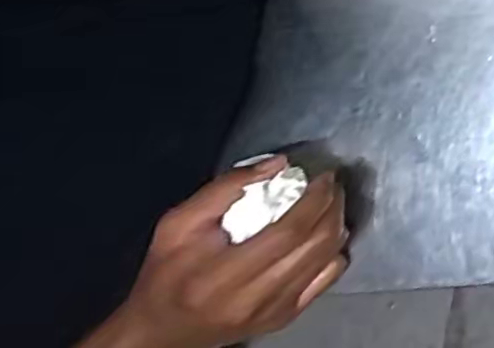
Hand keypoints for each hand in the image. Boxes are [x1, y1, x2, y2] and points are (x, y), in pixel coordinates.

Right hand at [79, 156, 348, 347]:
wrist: (155, 332)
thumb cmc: (166, 274)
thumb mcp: (179, 225)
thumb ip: (226, 187)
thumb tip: (279, 163)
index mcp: (219, 277)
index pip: (289, 232)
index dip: (316, 198)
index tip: (324, 176)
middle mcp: (249, 300)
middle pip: (317, 243)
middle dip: (333, 205)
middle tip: (330, 185)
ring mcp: (271, 312)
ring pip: (329, 257)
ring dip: (338, 222)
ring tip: (330, 203)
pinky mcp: (283, 318)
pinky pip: (328, 277)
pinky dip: (335, 249)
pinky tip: (325, 235)